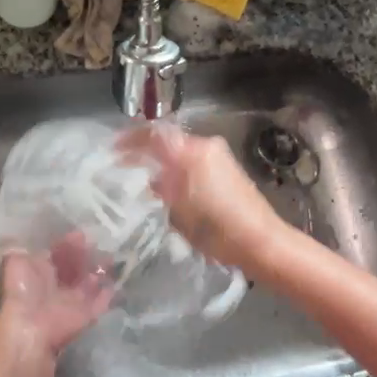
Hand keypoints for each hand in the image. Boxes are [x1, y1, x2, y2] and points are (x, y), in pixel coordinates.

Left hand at [0, 233, 114, 357]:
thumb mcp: (15, 260)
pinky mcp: (87, 314)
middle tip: (98, 243)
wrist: (31, 326)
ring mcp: (72, 300)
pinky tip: (115, 280)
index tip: (81, 234)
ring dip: (99, 271)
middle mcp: (56, 285)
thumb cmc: (23, 289)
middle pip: (75, 267)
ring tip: (110, 257)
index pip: (57, 255)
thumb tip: (35, 239)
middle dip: (86, 255)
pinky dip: (108, 293)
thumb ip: (23, 246)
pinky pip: (101, 302)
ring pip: (89, 282)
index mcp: (39, 271)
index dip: (69, 244)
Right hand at [119, 123, 286, 273]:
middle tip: (126, 163)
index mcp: (191, 153)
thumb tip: (154, 180)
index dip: (131, 139)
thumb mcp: (180, 214)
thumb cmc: (218, 230)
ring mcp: (220, 156)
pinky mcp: (228, 169)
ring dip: (164, 161)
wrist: (262, 242)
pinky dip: (179, 169)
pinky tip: (171, 189)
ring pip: (182, 151)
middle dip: (147, 151)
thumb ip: (164, 191)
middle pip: (169, 140)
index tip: (114, 149)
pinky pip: (195, 161)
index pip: (155, 135)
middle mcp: (206, 147)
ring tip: (145, 179)